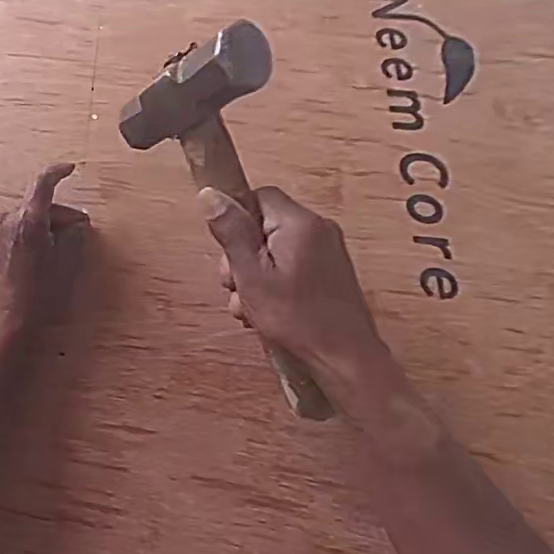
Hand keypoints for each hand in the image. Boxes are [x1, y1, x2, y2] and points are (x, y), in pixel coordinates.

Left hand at [0, 163, 90, 335]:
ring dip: (42, 226)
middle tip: (77, 230)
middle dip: (58, 215)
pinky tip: (37, 254)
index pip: (43, 184)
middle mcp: (6, 221)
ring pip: (24, 219)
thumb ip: (72, 233)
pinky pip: (11, 231)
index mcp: (28, 220)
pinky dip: (26, 235)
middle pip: (36, 206)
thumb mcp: (66, 260)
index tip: (69, 170)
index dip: (58, 173)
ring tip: (57, 248)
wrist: (10, 318)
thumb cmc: (39, 293)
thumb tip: (75, 223)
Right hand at [200, 185, 394, 390]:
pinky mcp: (326, 272)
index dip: (235, 218)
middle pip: (261, 226)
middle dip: (240, 255)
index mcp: (299, 224)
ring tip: (251, 304)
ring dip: (251, 275)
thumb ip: (231, 232)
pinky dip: (270, 284)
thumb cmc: (295, 317)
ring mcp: (325, 252)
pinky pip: (286, 266)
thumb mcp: (250, 274)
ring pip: (270, 250)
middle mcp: (317, 230)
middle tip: (236, 284)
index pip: (258, 196)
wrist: (343, 358)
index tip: (228, 250)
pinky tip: (265, 310)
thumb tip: (210, 194)